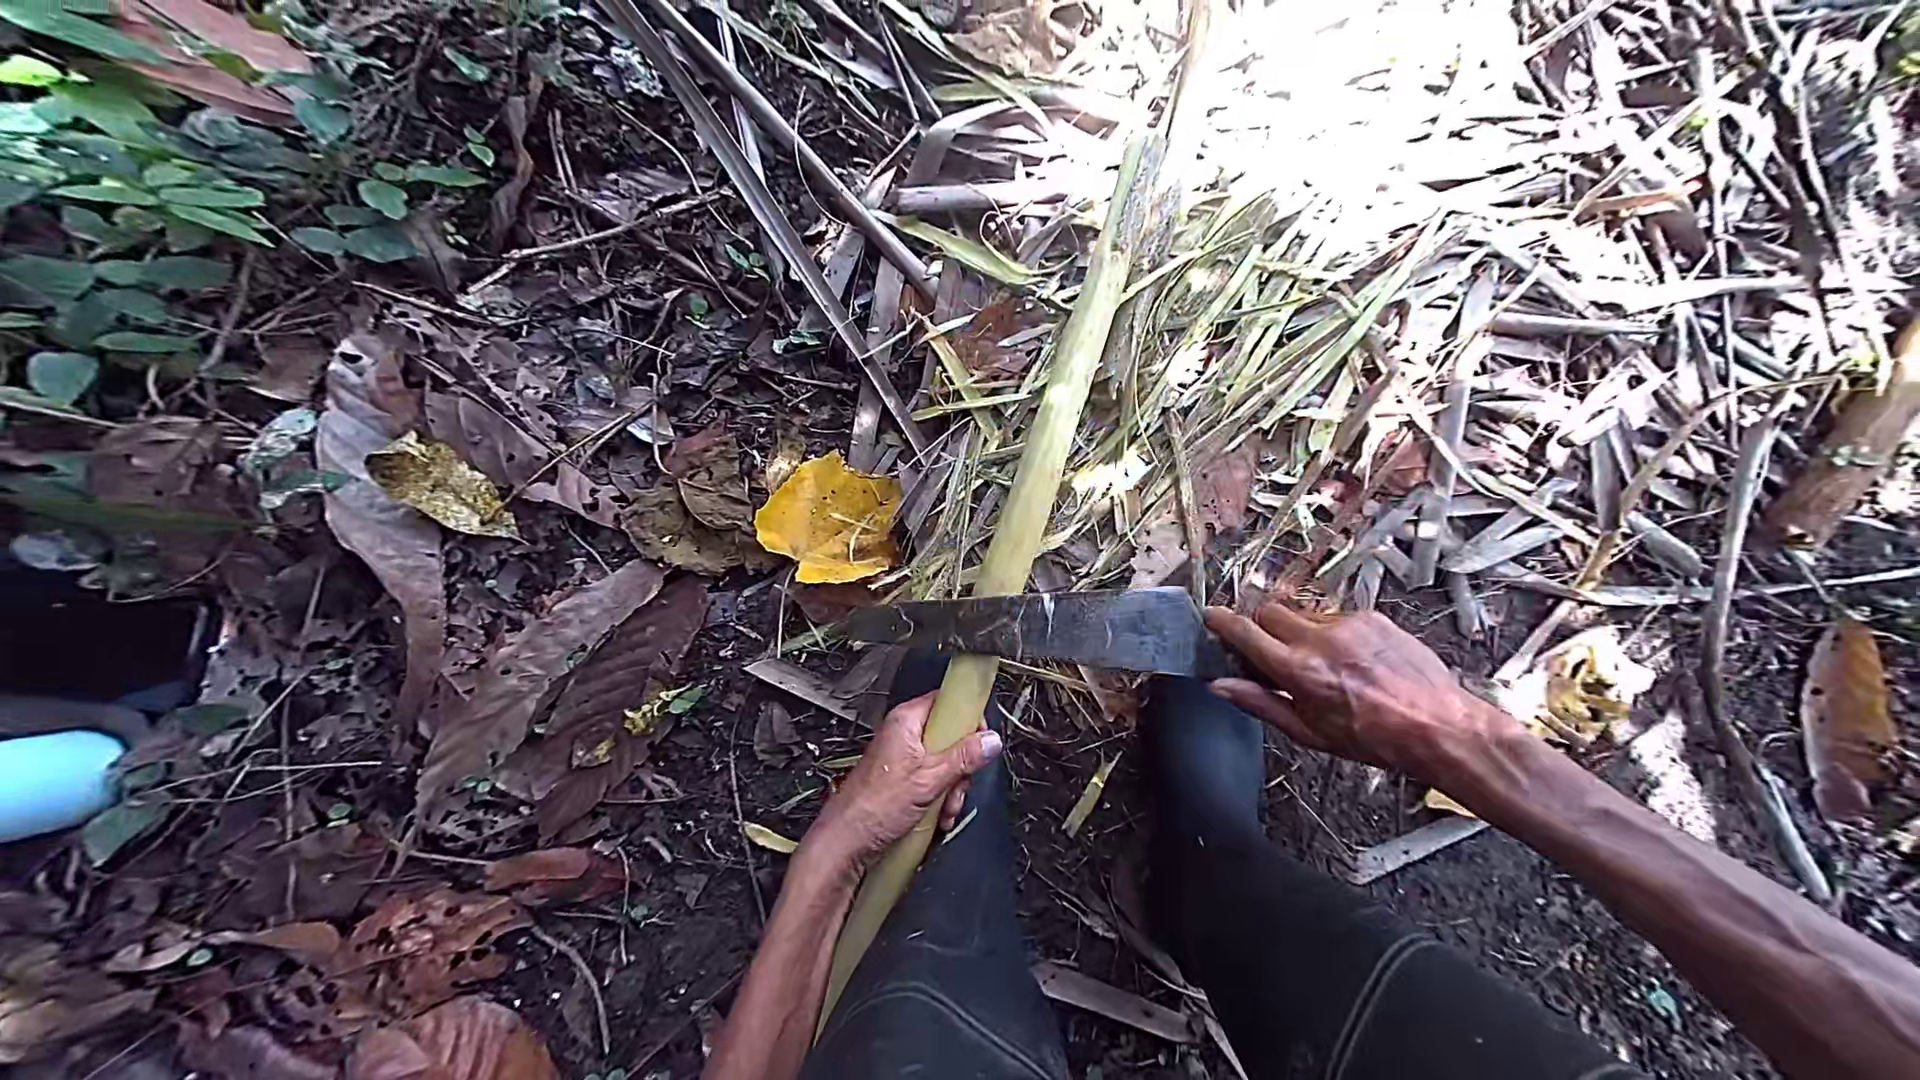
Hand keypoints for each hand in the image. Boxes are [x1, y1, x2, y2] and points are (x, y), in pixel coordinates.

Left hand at [801, 691, 1002, 872]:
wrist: (846, 842)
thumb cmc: (873, 807)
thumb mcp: (930, 779)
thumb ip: (964, 757)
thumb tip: (990, 740)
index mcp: (906, 721)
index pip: (947, 701)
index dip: (967, 719)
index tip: (979, 738)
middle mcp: (904, 734)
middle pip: (950, 736)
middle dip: (961, 767)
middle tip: (958, 784)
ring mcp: (903, 758)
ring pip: (944, 763)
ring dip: (952, 788)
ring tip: (945, 807)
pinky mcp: (903, 779)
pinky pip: (933, 781)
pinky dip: (940, 798)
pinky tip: (937, 816)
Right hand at [1204, 603, 1525, 786]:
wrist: (1442, 728)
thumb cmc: (1377, 739)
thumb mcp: (1308, 732)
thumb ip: (1258, 703)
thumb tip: (1220, 687)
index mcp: (1298, 671)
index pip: (1244, 632)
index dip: (1221, 622)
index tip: (1211, 616)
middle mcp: (1319, 640)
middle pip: (1268, 611)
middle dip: (1263, 627)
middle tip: (1273, 650)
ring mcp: (1347, 624)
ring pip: (1301, 613)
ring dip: (1299, 631)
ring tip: (1323, 661)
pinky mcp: (1372, 617)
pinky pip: (1334, 615)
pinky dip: (1332, 632)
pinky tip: (1350, 657)